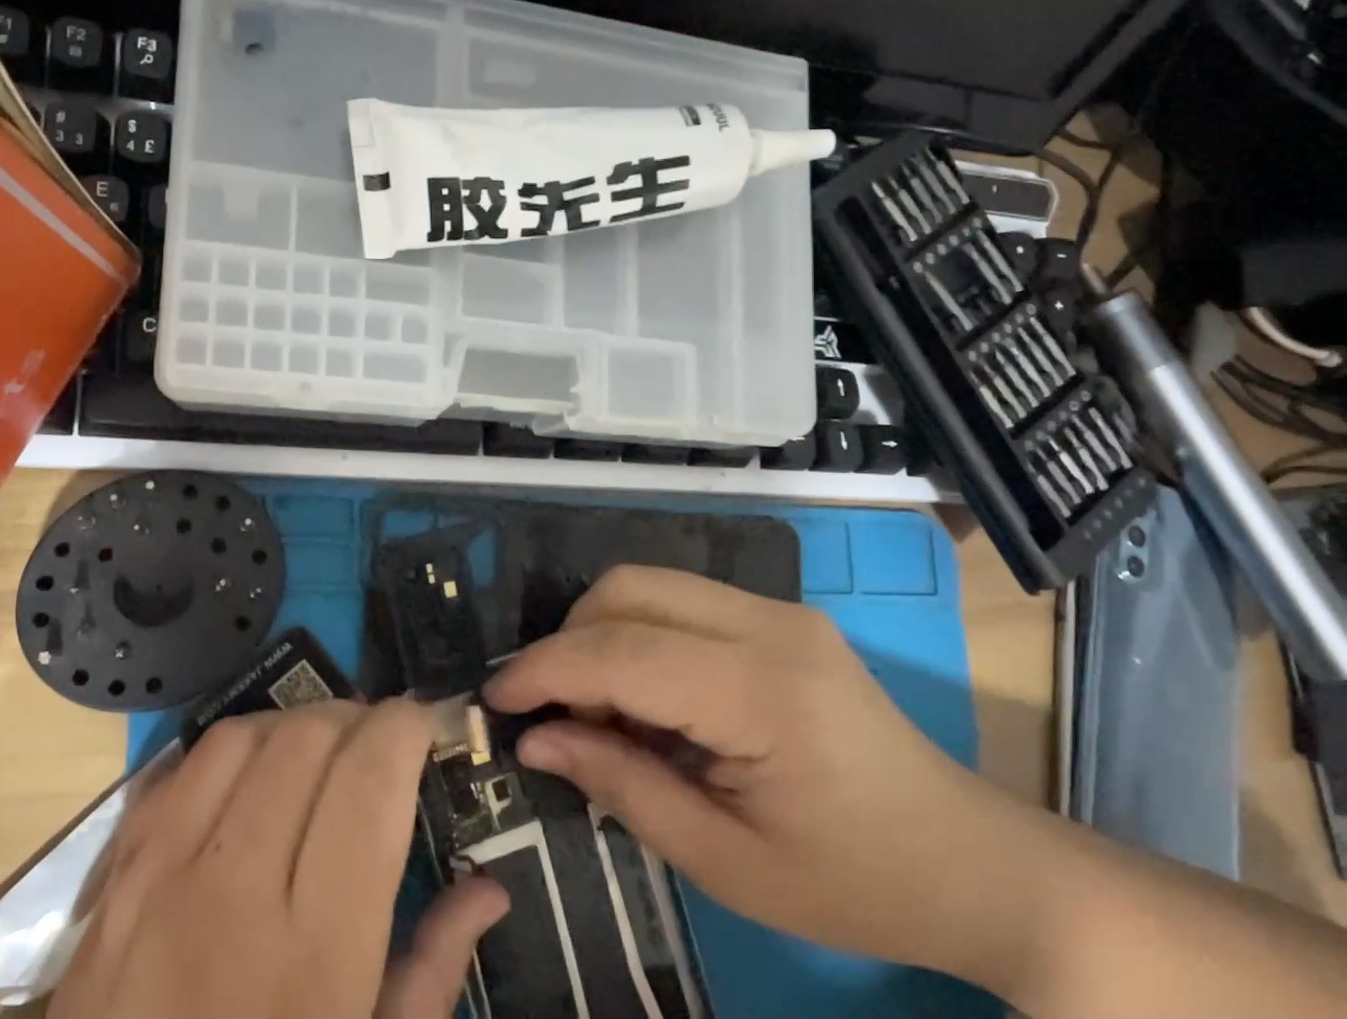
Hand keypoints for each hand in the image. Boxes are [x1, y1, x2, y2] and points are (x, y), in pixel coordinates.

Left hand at [49, 700, 508, 1018]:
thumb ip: (433, 968)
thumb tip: (488, 888)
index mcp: (315, 944)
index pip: (368, 781)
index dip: (406, 730)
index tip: (427, 729)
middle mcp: (234, 888)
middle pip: (304, 741)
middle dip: (356, 722)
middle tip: (378, 747)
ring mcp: (159, 874)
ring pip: (236, 737)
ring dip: (290, 727)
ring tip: (317, 754)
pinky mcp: (112, 877)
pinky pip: (176, 772)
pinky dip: (225, 755)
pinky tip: (247, 782)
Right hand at [482, 565, 1026, 983]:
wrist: (978, 866)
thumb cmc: (854, 883)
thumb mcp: (724, 862)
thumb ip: (621, 787)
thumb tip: (536, 741)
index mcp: (762, 691)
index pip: (620, 651)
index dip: (541, 670)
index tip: (492, 704)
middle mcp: (771, 626)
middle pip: (627, 589)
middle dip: (566, 643)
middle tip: (550, 717)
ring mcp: (782, 614)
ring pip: (649, 587)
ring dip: (600, 638)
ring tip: (599, 717)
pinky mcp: (784, 621)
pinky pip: (681, 605)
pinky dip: (638, 641)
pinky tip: (647, 706)